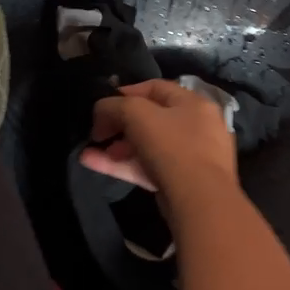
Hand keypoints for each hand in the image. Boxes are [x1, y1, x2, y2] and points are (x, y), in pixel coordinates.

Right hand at [79, 78, 237, 199]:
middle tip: (97, 132)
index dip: (125, 92)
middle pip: (149, 119)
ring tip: (89, 152)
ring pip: (147, 146)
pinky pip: (149, 168)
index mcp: (193, 104)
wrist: (200, 202)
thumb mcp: (135, 113)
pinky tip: (93, 163)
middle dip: (117, 125)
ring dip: (115, 147)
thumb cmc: (171, 145)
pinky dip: (123, 165)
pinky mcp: (183, 183)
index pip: (155, 88)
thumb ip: (112, 105)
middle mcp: (197, 128)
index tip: (103, 104)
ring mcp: (192, 158)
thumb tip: (100, 111)